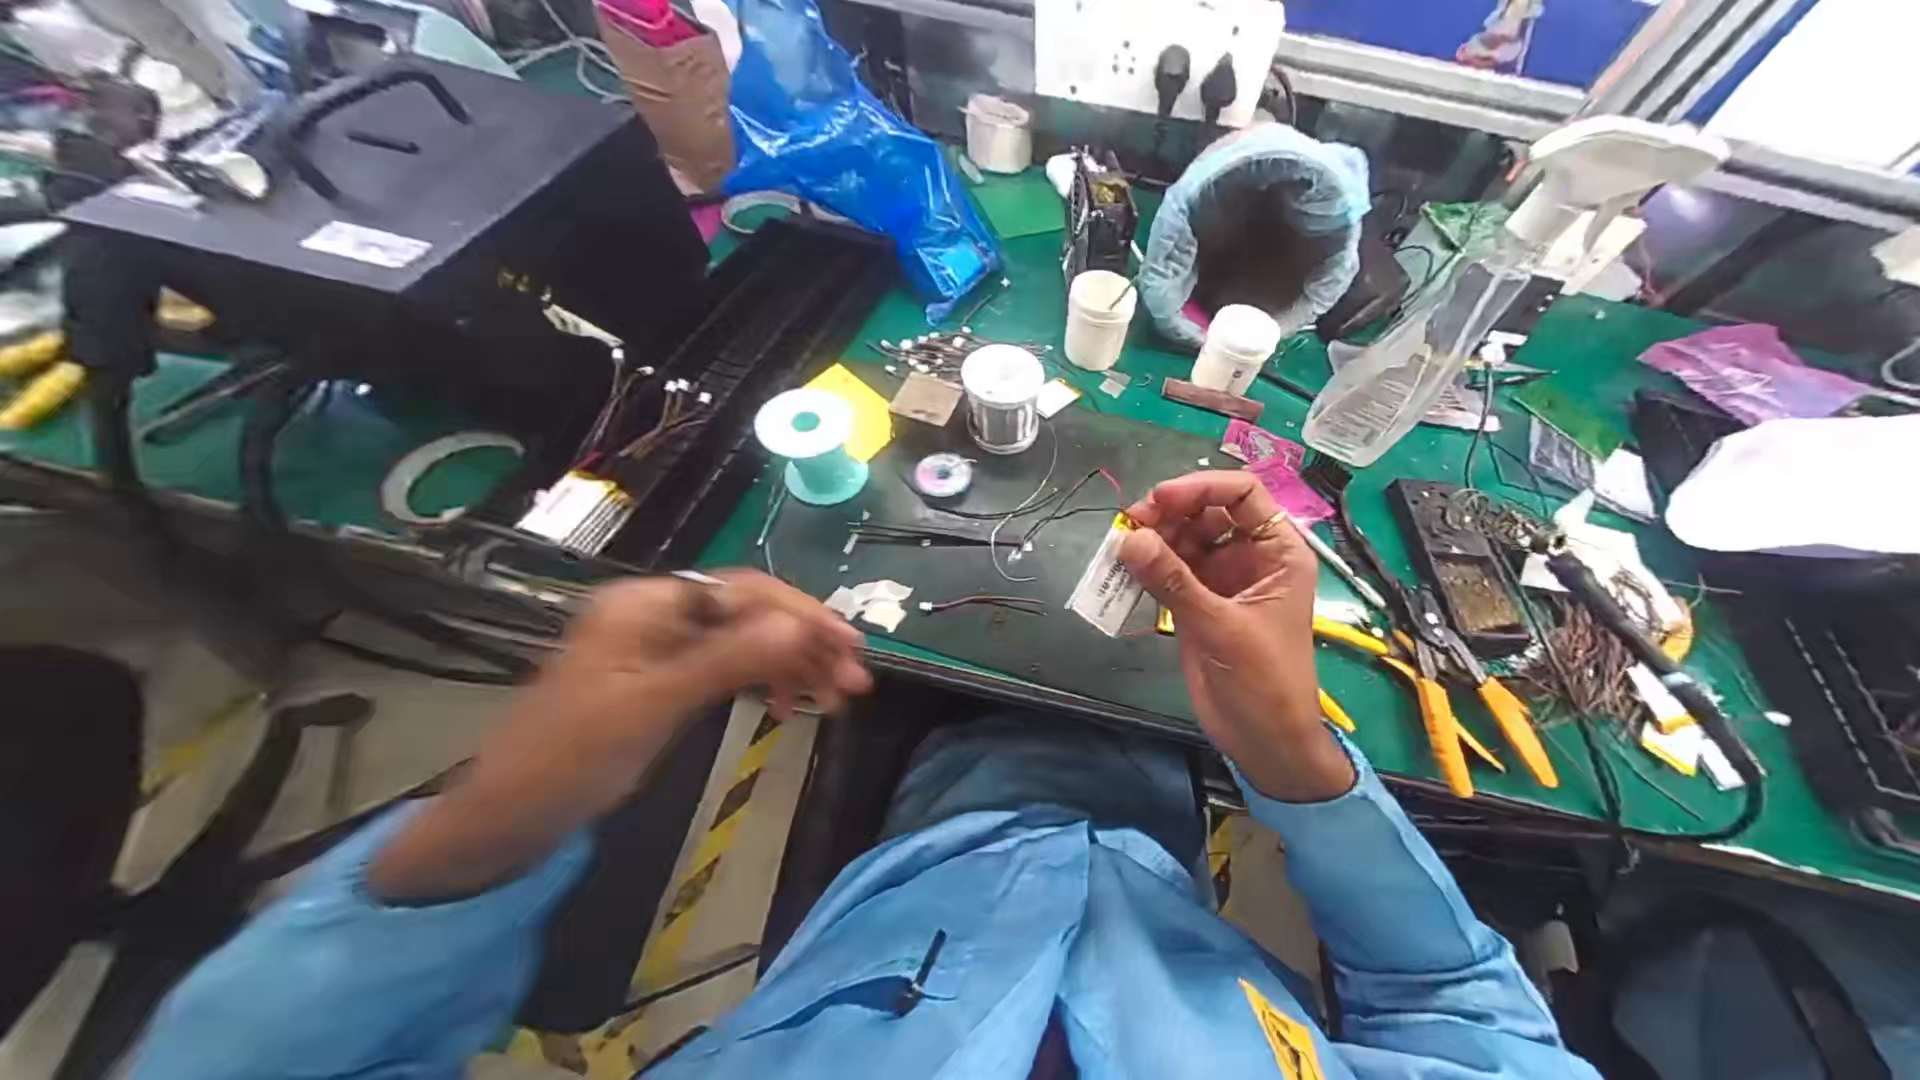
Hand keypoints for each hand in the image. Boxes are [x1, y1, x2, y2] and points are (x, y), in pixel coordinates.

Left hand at [370, 572, 870, 900]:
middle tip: (854, 680)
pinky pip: (731, 667)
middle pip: (752, 614)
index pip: (744, 592)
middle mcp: (661, 612)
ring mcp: (666, 645)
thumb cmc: (571, 758)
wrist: (506, 819)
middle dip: (806, 644)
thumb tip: (798, 625)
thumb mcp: (653, 706)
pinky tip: (788, 706)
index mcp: (649, 603)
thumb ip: (727, 660)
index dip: (802, 615)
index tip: (850, 645)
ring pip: (748, 641)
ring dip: (793, 665)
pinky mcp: (670, 675)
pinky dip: (764, 682)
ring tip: (834, 699)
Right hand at [1119, 471, 1354, 801]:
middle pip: (1204, 512)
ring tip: (1121, 548)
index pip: (1243, 494)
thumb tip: (1129, 540)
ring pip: (1180, 539)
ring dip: (1151, 538)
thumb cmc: (1265, 681)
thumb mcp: (1222, 626)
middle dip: (1168, 512)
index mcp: (1276, 551)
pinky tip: (1122, 568)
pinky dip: (1144, 566)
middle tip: (1131, 525)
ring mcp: (1218, 579)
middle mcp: (1246, 557)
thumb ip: (1174, 581)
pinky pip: (1165, 570)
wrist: (1263, 739)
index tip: (1160, 499)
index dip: (1201, 488)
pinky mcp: (1194, 602)